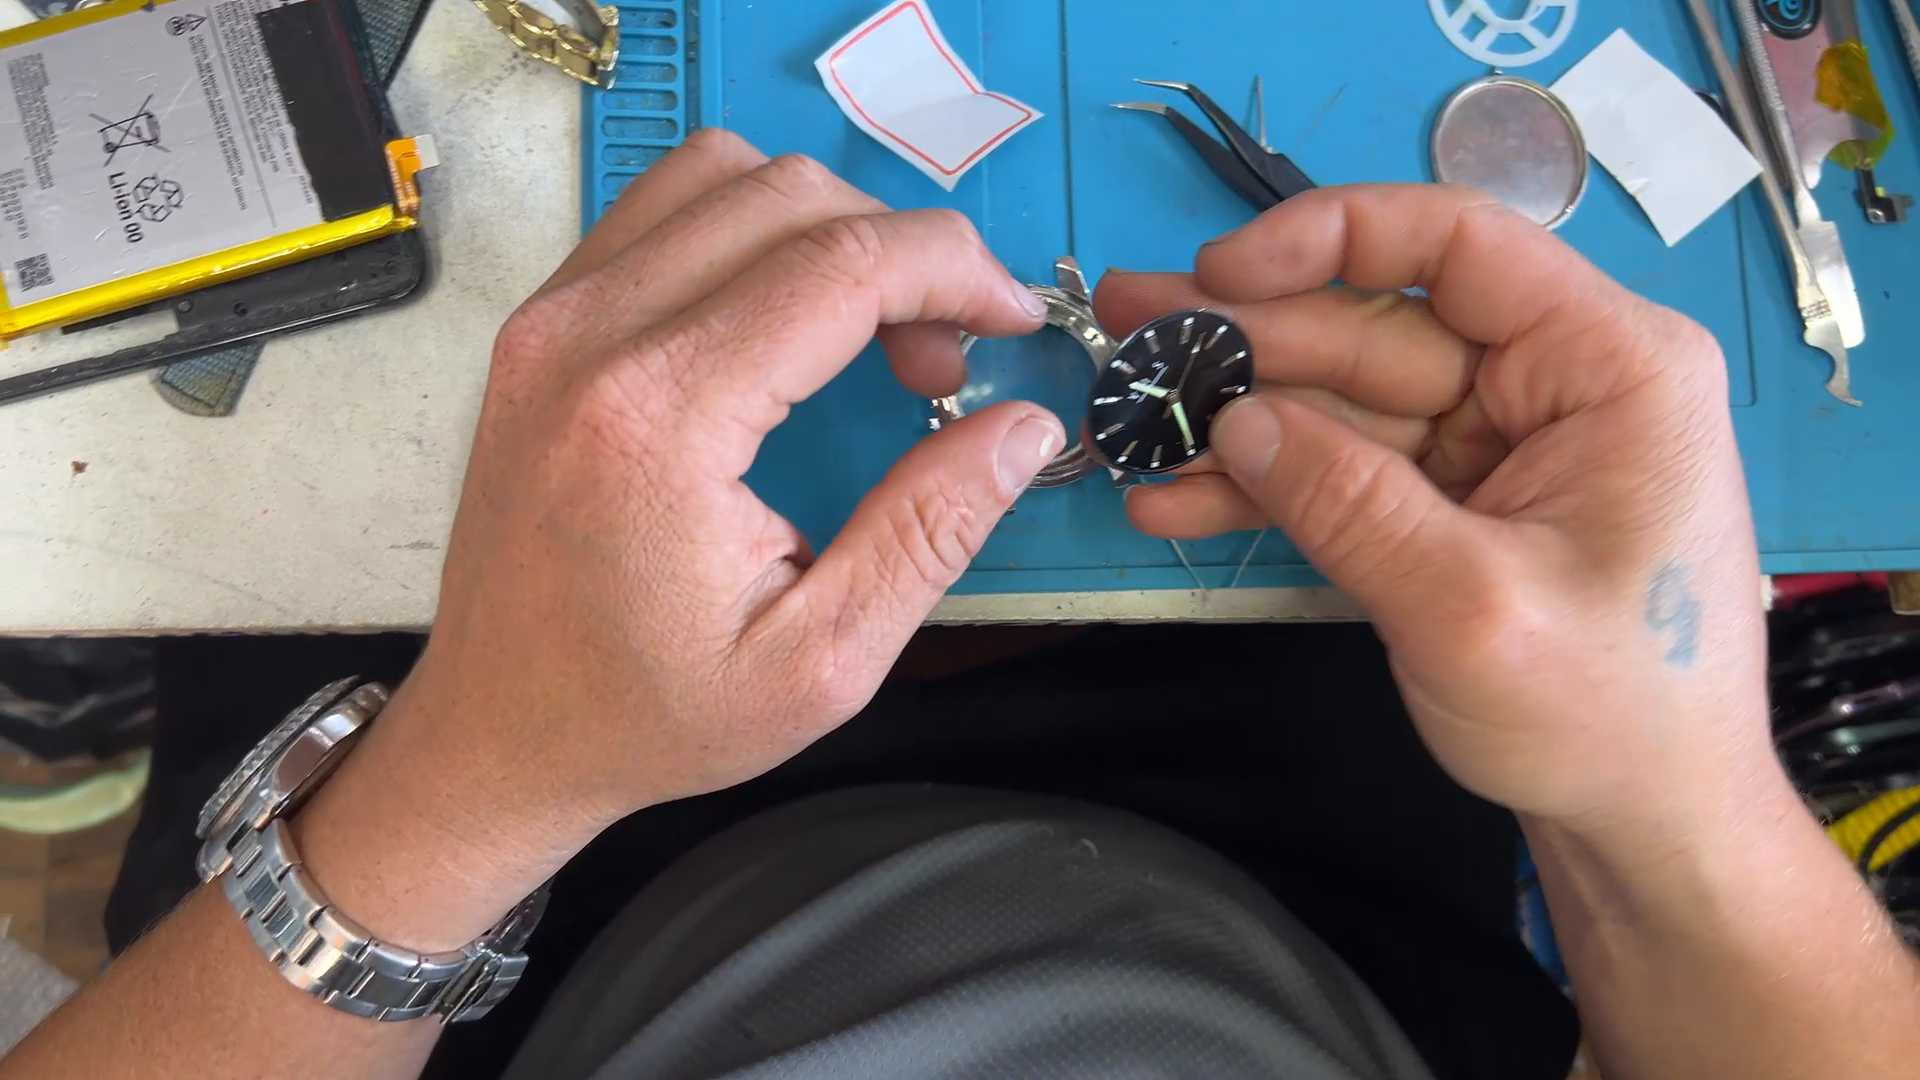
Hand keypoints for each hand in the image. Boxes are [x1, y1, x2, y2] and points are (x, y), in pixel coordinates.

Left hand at [372, 131, 1058, 843]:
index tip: (1011, 316)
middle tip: (945, 357)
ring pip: (728, 178)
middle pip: (791, 200)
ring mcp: (554, 318)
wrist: (502, 731)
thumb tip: (1021, 430)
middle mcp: (591, 335)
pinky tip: (793, 322)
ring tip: (875, 332)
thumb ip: (932, 532)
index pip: (843, 265)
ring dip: (835, 233)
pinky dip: (761, 237)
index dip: (956, 271)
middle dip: (908, 255)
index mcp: (663, 418)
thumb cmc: (654, 712)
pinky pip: (670, 213)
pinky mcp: (546, 325)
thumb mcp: (825, 659)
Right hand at [1095, 185, 1774, 834]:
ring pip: (1317, 407)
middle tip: (1121, 334)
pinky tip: (1166, 500)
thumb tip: (1231, 421)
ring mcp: (1458, 448)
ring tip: (1123, 425)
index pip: (1453, 247)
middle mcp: (1523, 387)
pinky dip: (1243, 490)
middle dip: (1232, 341)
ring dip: (1217, 422)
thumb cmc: (1600, 711)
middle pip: (1355, 333)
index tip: (1215, 274)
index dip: (1324, 241)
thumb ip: (1349, 504)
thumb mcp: (1470, 605)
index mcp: (1594, 369)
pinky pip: (1316, 474)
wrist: (1624, 811)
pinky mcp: (1412, 501)